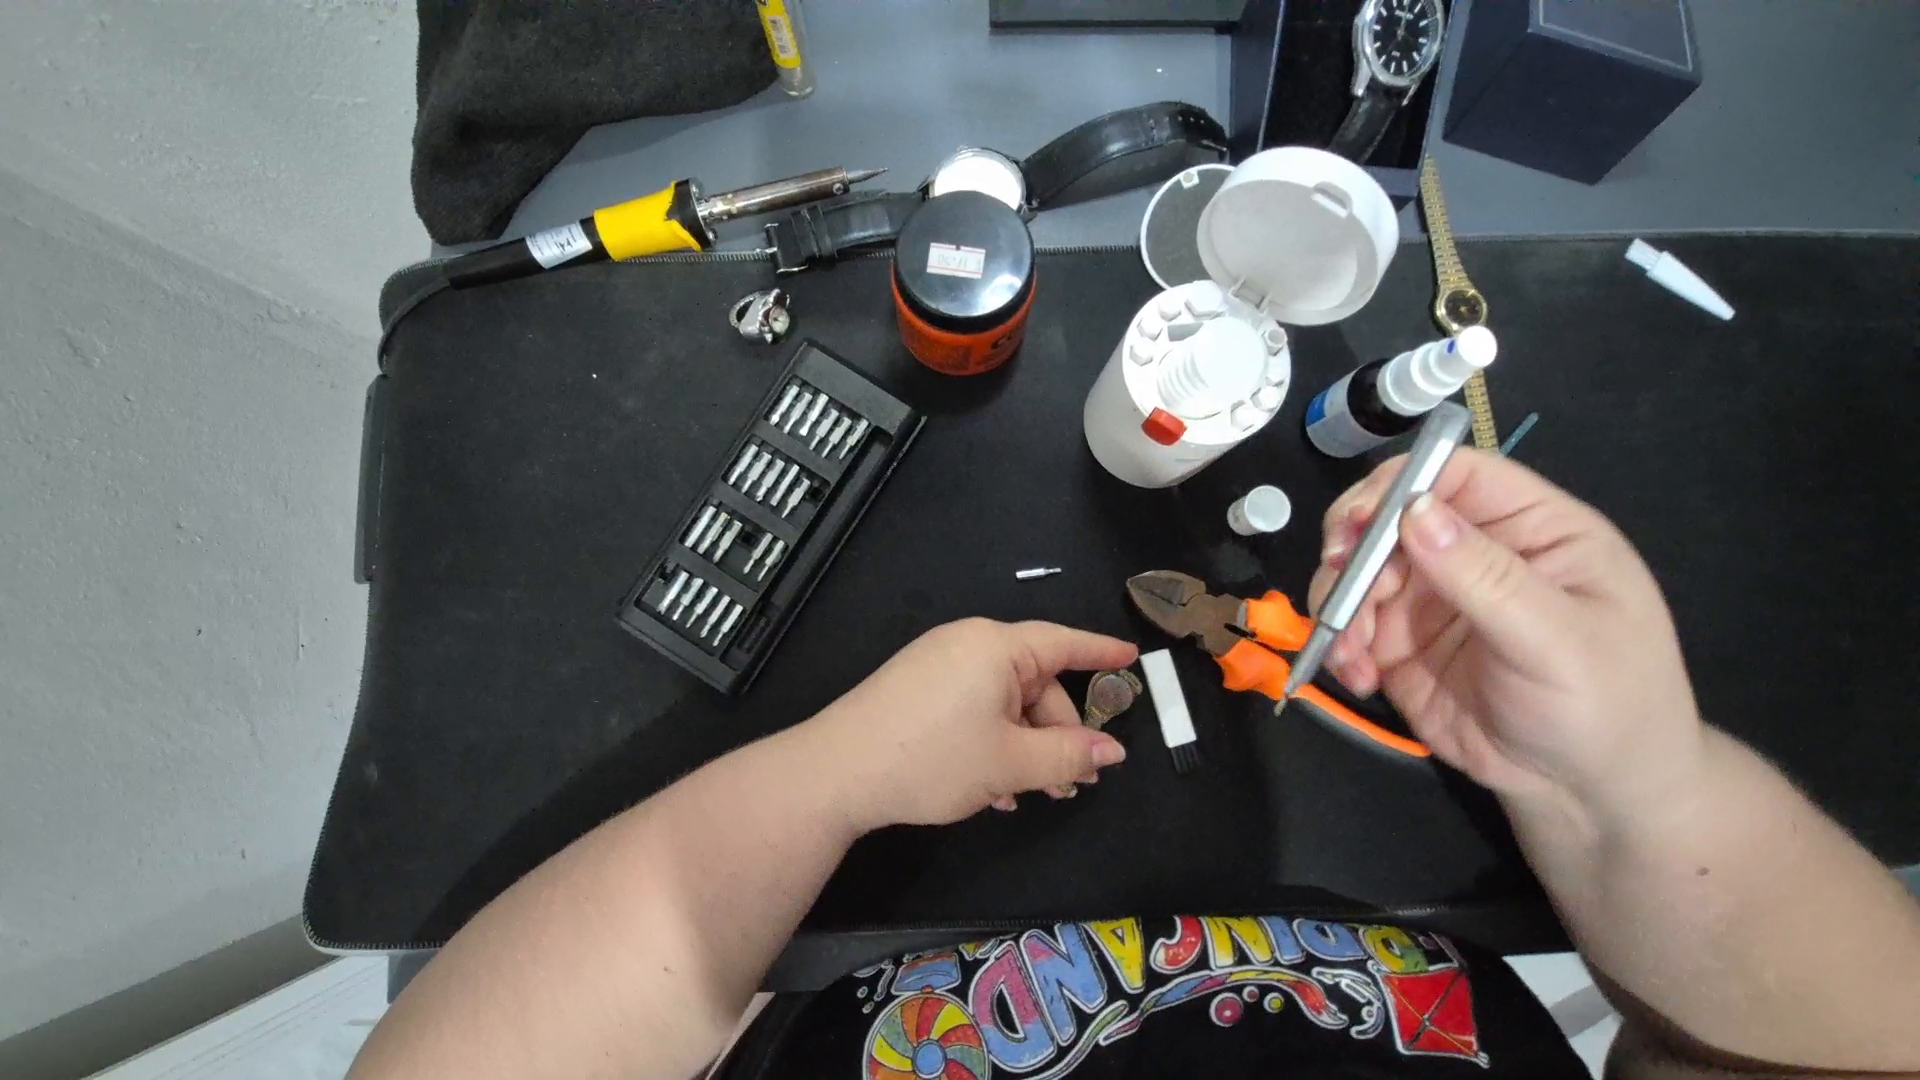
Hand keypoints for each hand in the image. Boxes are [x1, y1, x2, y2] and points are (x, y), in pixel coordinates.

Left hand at [808, 619, 1137, 829]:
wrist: (837, 771)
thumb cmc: (933, 758)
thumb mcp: (1011, 762)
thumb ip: (1069, 755)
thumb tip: (1114, 750)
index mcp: (995, 646)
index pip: (1063, 642)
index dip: (1100, 653)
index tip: (1130, 657)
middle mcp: (968, 645)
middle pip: (1033, 683)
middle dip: (1056, 733)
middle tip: (1071, 783)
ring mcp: (938, 665)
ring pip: (1003, 702)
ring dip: (1024, 747)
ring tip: (1028, 794)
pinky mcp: (918, 689)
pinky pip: (973, 708)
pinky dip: (991, 742)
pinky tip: (993, 789)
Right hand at [1308, 449, 1704, 812]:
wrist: (1584, 790)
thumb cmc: (1606, 704)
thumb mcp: (1556, 640)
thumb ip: (1486, 576)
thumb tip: (1413, 511)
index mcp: (1527, 528)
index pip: (1455, 474)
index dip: (1401, 484)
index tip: (1360, 521)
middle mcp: (1469, 551)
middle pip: (1386, 516)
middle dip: (1352, 547)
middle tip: (1339, 582)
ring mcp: (1425, 596)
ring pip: (1354, 569)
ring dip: (1339, 603)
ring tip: (1353, 651)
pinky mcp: (1394, 640)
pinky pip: (1346, 623)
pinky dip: (1338, 645)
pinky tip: (1357, 676)